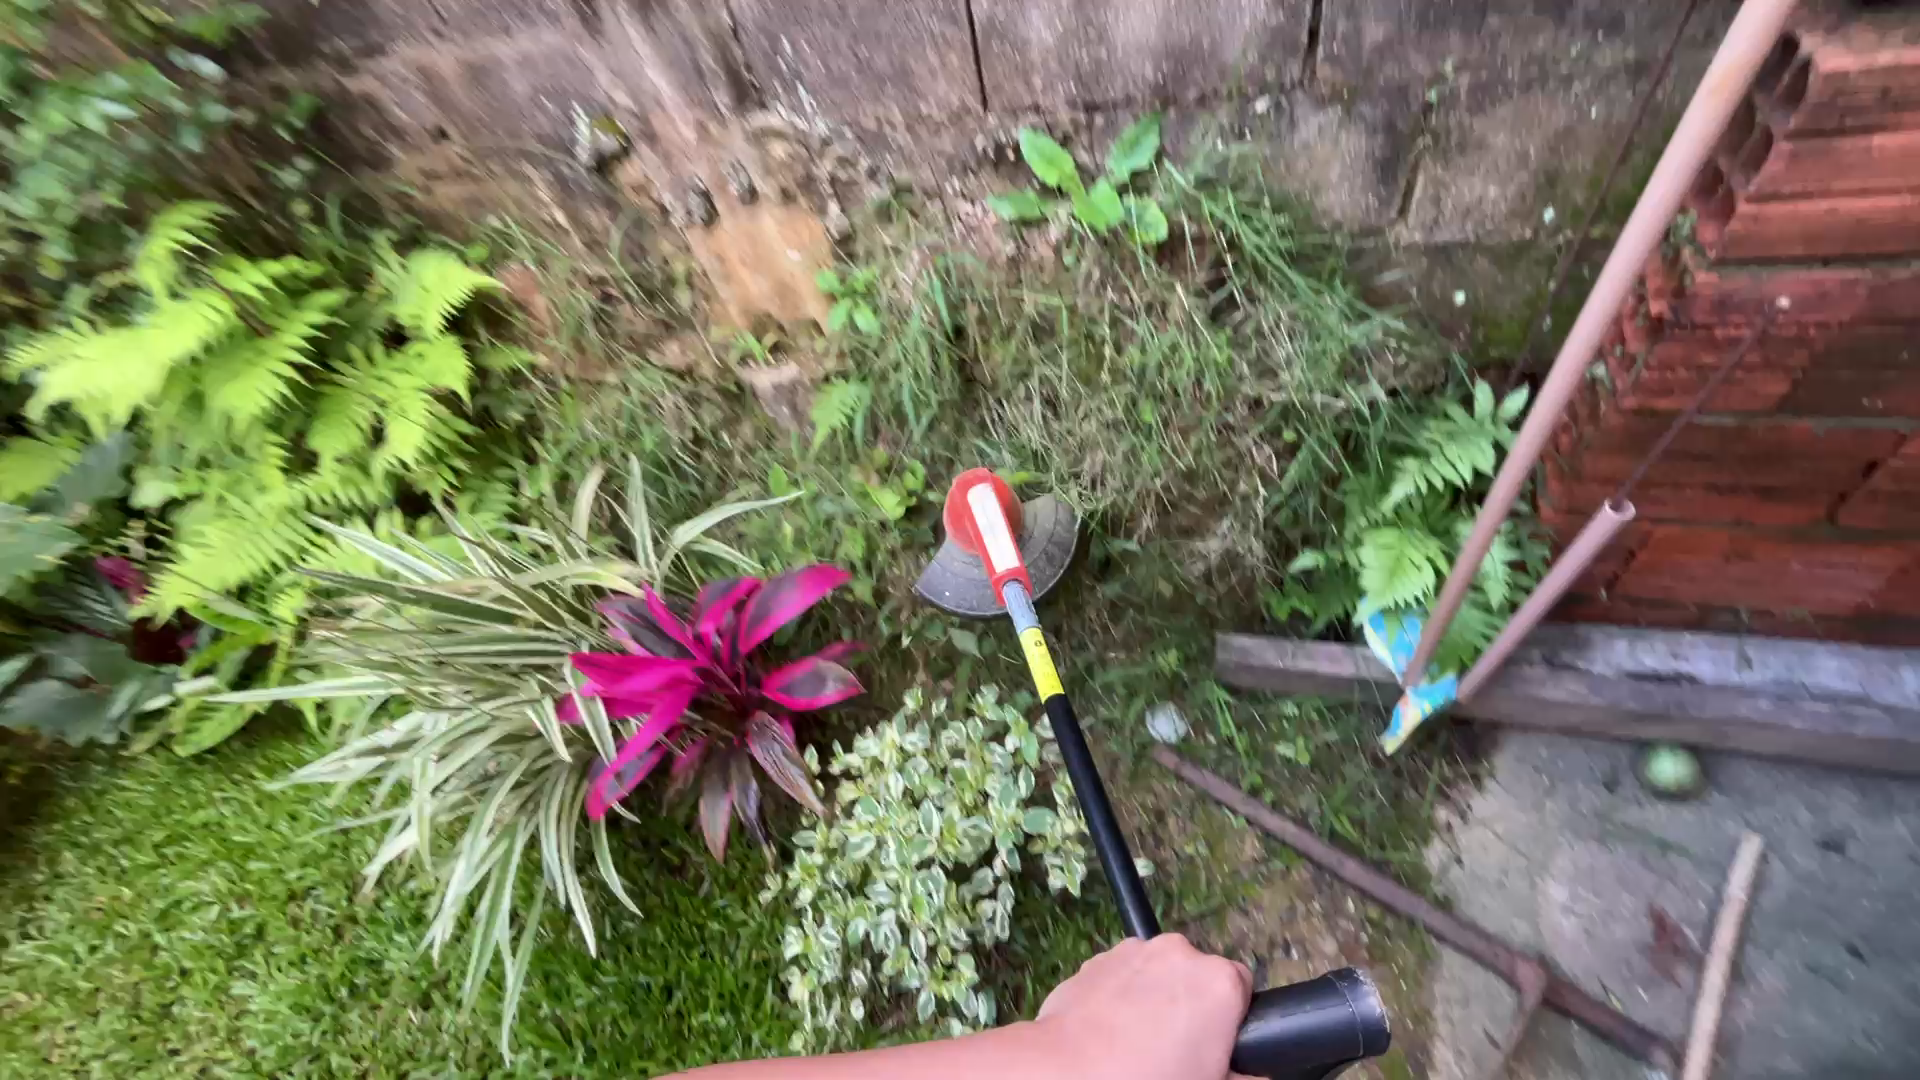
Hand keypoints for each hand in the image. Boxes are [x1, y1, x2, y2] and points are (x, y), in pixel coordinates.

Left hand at [1032, 934, 1252, 1079]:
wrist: (1071, 1071)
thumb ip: (1246, 1077)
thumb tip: (1257, 1075)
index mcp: (1218, 982)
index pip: (1243, 986)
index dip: (1233, 1019)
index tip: (1218, 1048)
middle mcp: (1178, 951)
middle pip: (1197, 976)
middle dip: (1192, 1007)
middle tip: (1177, 1053)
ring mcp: (1134, 948)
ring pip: (1158, 973)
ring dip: (1156, 998)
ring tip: (1138, 1046)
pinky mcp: (1098, 956)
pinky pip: (1123, 975)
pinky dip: (1122, 995)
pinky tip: (1110, 1032)